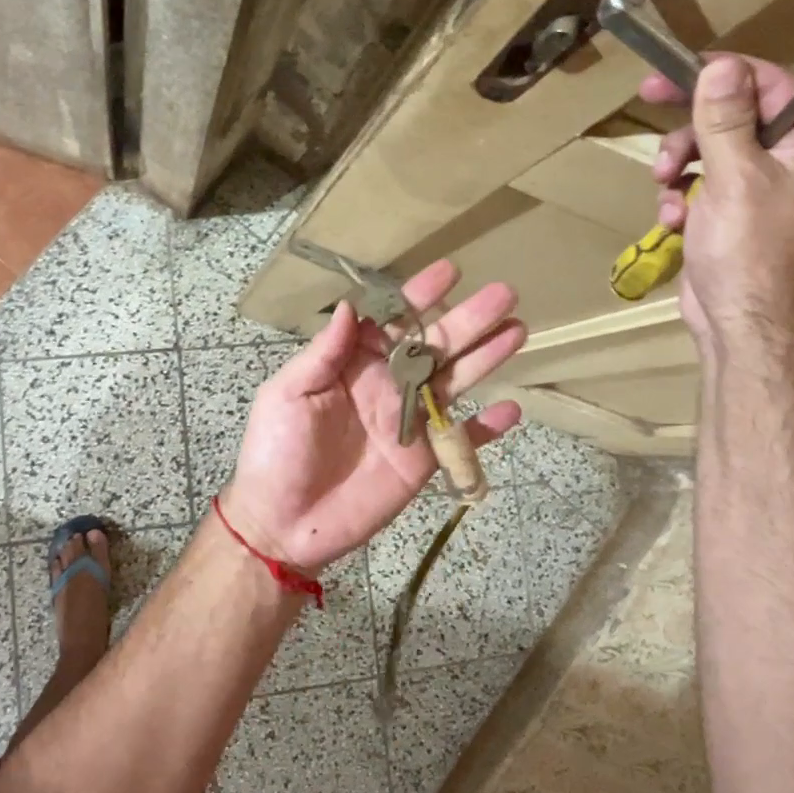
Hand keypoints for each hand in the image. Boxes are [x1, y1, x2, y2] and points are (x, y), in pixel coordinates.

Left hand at [222, 260, 525, 570]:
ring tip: (518, 329)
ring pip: (455, 381)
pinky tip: (512, 409)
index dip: (418, 296)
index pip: (392, 321)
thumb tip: (350, 306)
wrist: (281, 521)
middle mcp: (387, 385)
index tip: (448, 271)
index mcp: (353, 364)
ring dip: (487, 356)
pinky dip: (488, 428)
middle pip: (435, 346)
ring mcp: (408, 422)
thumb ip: (323, 353)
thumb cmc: (275, 451)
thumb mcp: (286, 394)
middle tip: (504, 293)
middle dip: (468, 319)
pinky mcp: (422, 461)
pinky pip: (461, 438)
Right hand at [639, 54, 793, 347]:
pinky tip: (670, 220)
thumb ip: (725, 119)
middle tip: (648, 103)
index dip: (720, 74)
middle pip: (734, 115)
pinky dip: (680, 198)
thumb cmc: (749, 249)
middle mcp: (791, 160)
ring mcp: (760, 190)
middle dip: (691, 124)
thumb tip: (720, 66)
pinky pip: (700, 188)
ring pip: (710, 151)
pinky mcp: (732, 217)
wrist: (744, 324)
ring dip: (679, 164)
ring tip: (664, 186)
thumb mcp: (734, 177)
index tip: (672, 73)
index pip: (769, 83)